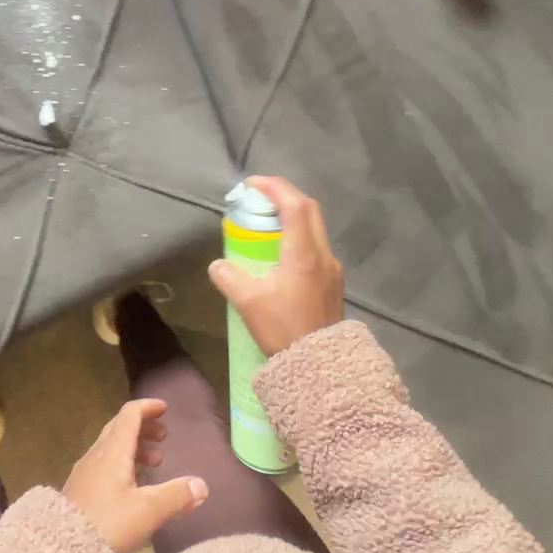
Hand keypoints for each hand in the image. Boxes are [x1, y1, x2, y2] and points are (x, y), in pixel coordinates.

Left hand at [61, 399, 208, 552]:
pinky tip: (133, 484)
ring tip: (155, 463)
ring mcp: (87, 468)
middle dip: (144, 427)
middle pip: (120, 427)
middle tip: (164, 439)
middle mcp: (98, 452)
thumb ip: (176, 495)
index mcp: (113, 450)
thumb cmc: (110, 522)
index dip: (147, 408)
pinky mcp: (81, 485)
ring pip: (112, 445)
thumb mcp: (148, 511)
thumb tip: (201, 485)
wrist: (65, 545)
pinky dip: (123, 461)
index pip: (129, 415)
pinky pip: (105, 461)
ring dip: (135, 447)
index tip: (164, 408)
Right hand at [208, 175, 344, 355]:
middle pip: (308, 209)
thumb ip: (230, 278)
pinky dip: (298, 235)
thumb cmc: (284, 329)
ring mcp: (332, 269)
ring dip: (293, 215)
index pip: (293, 205)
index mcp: (303, 254)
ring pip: (315, 227)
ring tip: (267, 222)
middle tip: (259, 197)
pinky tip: (281, 252)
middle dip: (284, 195)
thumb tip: (219, 265)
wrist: (322, 368)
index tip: (252, 184)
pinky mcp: (334, 283)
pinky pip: (316, 245)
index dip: (273, 187)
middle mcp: (323, 254)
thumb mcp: (248, 303)